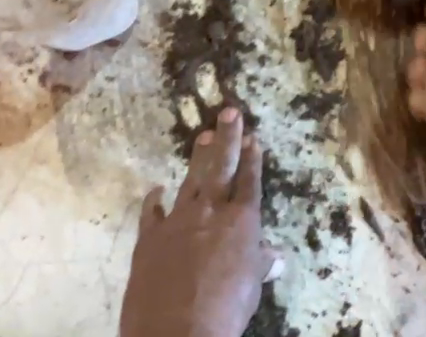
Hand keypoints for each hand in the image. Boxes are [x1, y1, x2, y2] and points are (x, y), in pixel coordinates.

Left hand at [120, 109, 276, 336]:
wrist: (175, 334)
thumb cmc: (224, 311)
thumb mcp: (251, 288)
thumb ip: (259, 265)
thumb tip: (275, 257)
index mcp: (242, 221)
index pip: (250, 181)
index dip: (253, 158)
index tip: (253, 137)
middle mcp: (212, 211)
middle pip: (222, 166)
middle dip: (228, 137)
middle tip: (230, 110)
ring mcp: (178, 220)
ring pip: (191, 180)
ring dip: (198, 157)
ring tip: (203, 136)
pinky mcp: (150, 237)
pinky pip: (153, 212)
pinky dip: (155, 199)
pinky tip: (157, 188)